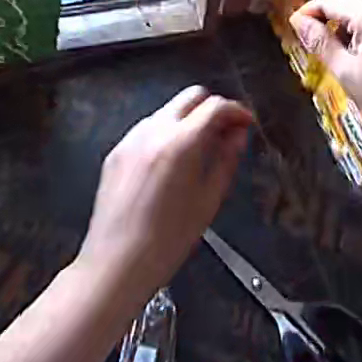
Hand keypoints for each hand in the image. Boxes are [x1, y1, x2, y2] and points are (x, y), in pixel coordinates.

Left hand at [74, 86, 252, 301]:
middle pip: (191, 96)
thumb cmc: (167, 241)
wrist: (116, 264)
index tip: (245, 123)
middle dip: (213, 108)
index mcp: (180, 143)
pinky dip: (167, 133)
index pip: (215, 106)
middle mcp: (154, 130)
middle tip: (227, 131)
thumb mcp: (208, 201)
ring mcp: (132, 138)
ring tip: (201, 149)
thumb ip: (226, 160)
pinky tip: (173, 162)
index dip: (236, 111)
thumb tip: (238, 135)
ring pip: (169, 110)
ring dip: (189, 119)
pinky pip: (149, 129)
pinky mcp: (117, 150)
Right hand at [289, 0, 361, 150]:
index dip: (309, 10)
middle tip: (310, 30)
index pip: (330, 0)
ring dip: (343, 13)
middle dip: (325, 8)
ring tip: (331, 41)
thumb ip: (320, 42)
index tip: (295, 25)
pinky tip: (357, 45)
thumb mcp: (345, 72)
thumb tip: (299, 23)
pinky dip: (361, 20)